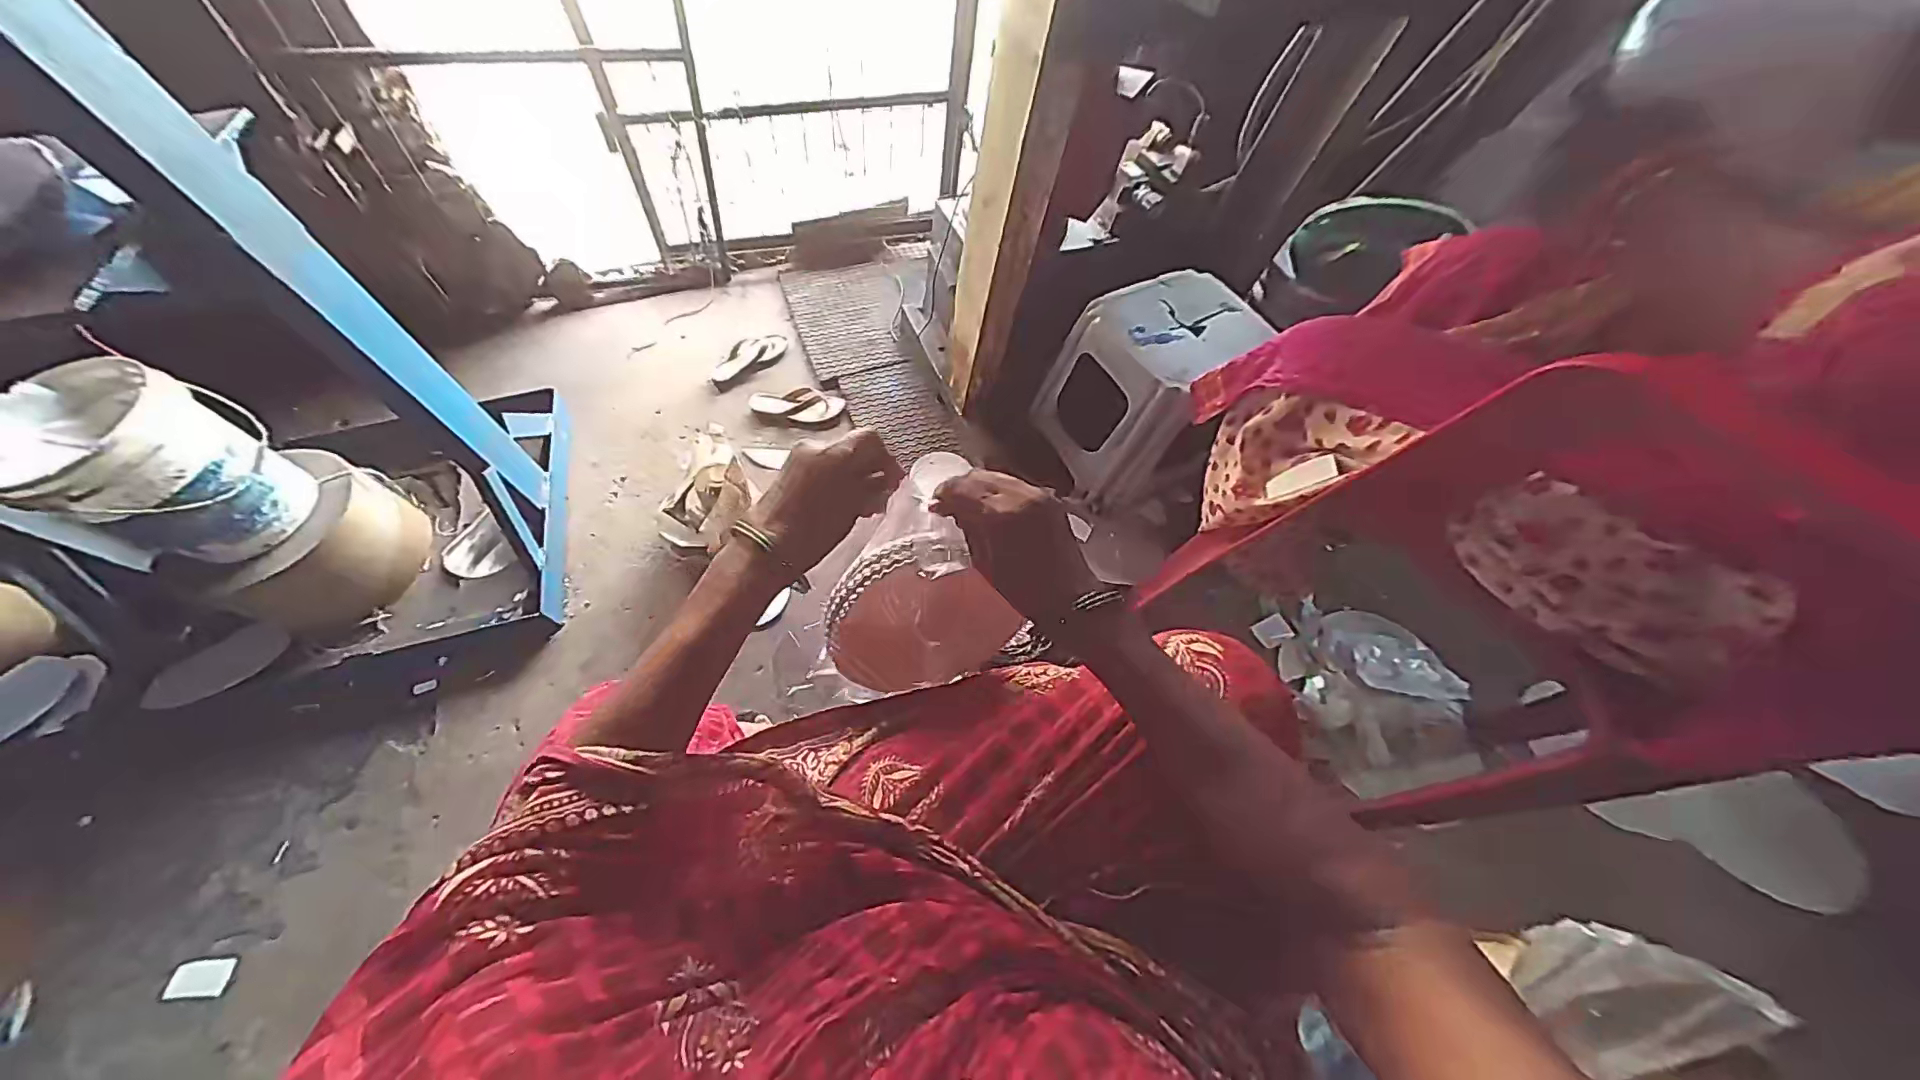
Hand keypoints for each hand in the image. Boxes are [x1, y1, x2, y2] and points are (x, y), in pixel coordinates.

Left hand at [748, 428, 902, 573]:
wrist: (766, 546)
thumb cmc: (813, 532)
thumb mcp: (852, 509)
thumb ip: (873, 487)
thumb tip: (886, 478)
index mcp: (836, 453)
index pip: (871, 439)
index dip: (886, 458)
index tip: (893, 480)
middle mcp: (816, 446)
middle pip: (854, 446)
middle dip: (870, 467)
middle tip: (880, 493)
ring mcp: (800, 456)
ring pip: (838, 456)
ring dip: (854, 474)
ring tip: (862, 503)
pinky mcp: (790, 469)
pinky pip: (822, 465)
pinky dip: (837, 478)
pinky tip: (841, 502)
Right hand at [930, 470, 1101, 622]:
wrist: (1068, 598)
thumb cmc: (1025, 591)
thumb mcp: (985, 563)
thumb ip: (968, 530)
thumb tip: (954, 513)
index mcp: (1002, 514)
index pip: (963, 488)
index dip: (945, 494)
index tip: (935, 505)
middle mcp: (1022, 497)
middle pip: (980, 476)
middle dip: (960, 487)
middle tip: (947, 502)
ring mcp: (1039, 496)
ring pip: (999, 476)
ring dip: (979, 486)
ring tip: (967, 504)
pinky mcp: (1049, 501)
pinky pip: (1015, 485)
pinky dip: (998, 490)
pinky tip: (991, 506)